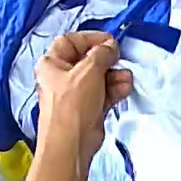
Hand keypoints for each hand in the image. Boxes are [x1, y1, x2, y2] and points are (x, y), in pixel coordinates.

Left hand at [36, 31, 132, 162]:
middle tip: (120, 59)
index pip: (71, 41)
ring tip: (127, 77)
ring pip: (99, 77)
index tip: (110, 41)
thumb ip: (102, 54)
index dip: (91, 38)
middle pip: (88, 60)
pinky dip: (115, 89)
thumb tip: (111, 46)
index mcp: (52, 63)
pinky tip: (126, 87)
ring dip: (115, 75)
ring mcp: (76, 93)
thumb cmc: (72, 104)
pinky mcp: (89, 107)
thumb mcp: (89, 71)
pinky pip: (104, 92)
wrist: (72, 142)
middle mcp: (62, 77)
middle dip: (107, 60)